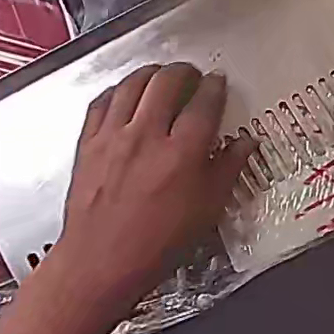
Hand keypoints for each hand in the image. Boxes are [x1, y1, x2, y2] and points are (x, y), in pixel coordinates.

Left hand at [0, 63, 252, 333]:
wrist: (100, 262)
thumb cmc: (155, 244)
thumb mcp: (205, 211)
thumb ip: (227, 170)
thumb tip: (245, 144)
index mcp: (181, 154)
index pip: (204, 103)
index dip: (215, 86)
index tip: (217, 82)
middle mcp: (147, 137)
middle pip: (167, 82)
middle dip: (183, 71)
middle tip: (190, 75)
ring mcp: (113, 137)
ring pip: (132, 84)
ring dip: (151, 73)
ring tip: (160, 76)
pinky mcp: (88, 142)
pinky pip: (102, 101)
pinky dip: (117, 91)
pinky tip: (124, 94)